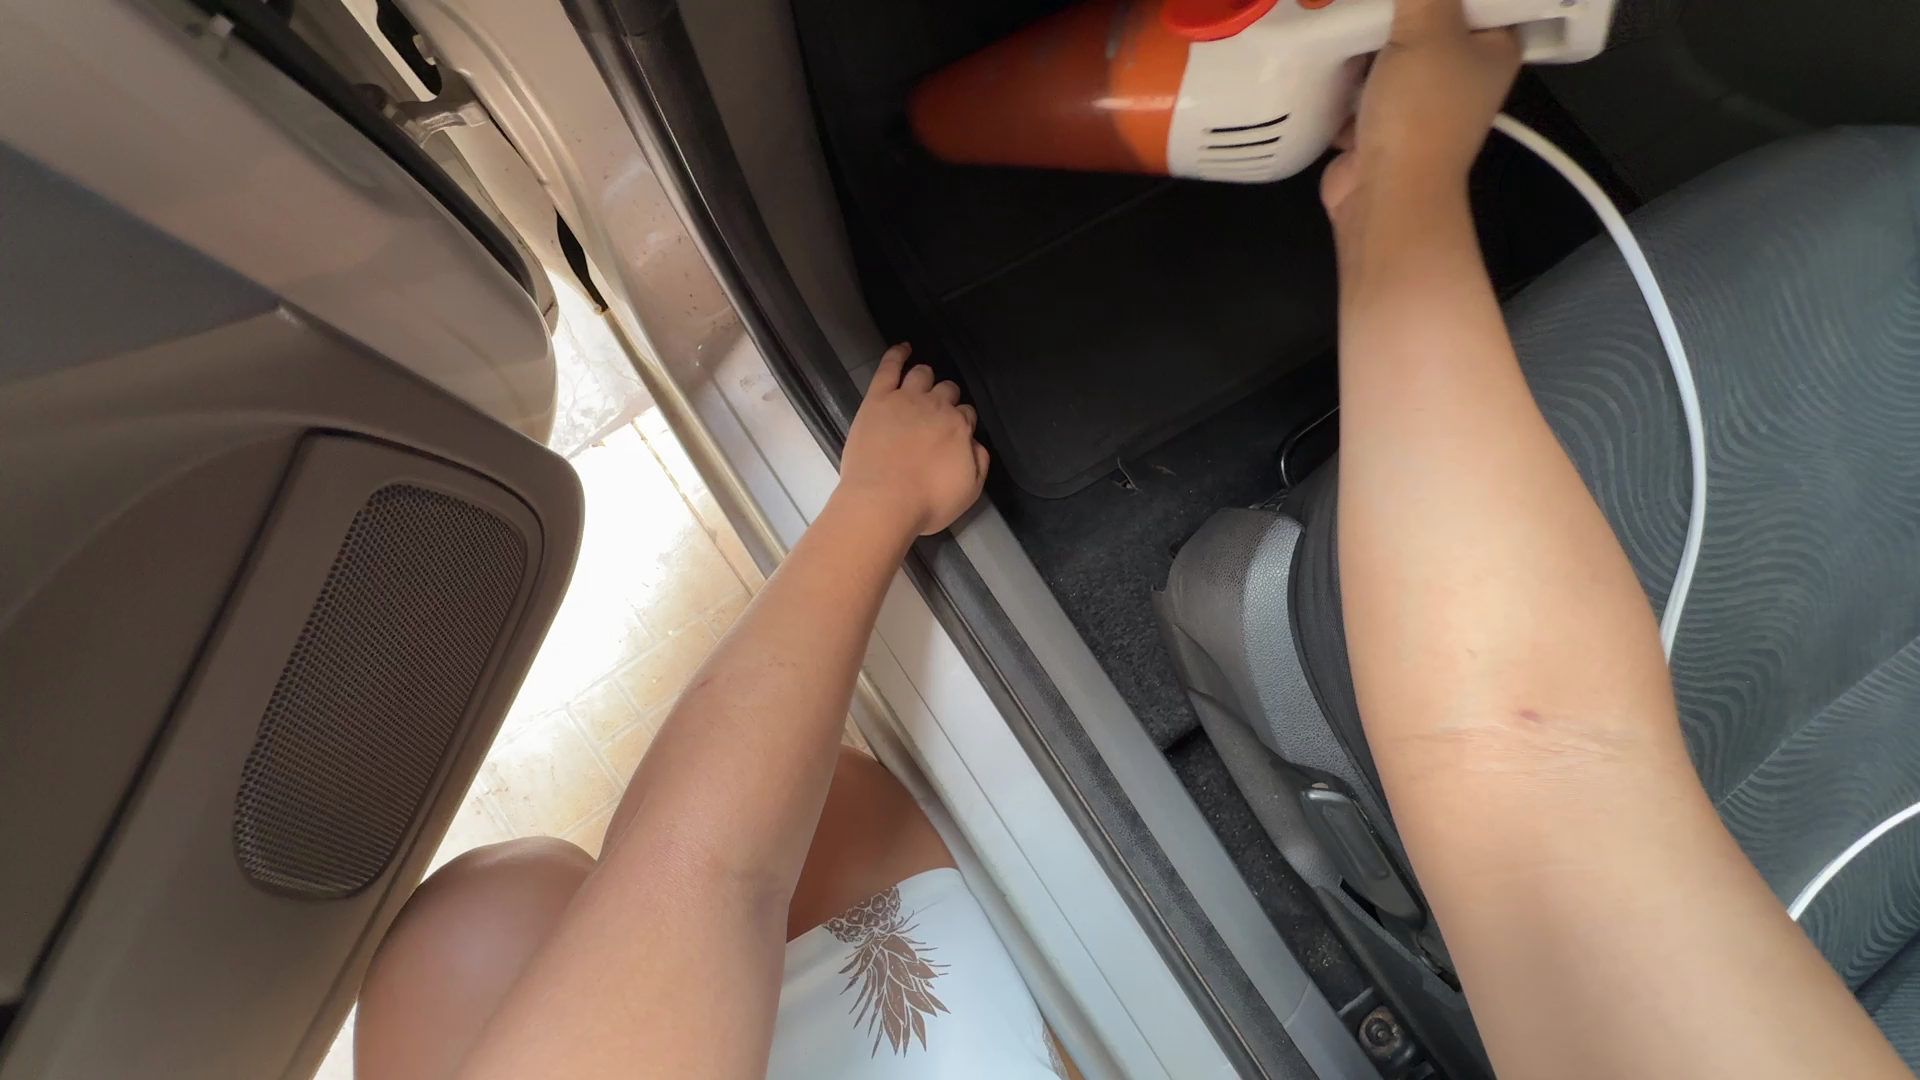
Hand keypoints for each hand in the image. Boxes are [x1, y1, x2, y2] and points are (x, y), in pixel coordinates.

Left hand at [836, 343, 989, 536]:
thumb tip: (976, 444)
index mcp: (959, 428)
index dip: (961, 423)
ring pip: (923, 374)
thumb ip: (979, 463)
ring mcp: (905, 399)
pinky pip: (889, 367)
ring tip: (922, 386)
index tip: (953, 434)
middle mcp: (936, 407)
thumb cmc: (927, 503)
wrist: (883, 502)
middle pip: (947, 391)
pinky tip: (903, 349)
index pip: (966, 415)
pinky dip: (898, 354)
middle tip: (936, 416)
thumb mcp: (969, 491)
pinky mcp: (878, 399)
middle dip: (946, 399)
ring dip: (927, 378)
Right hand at [1320, 0, 1520, 225]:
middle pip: (1426, 24)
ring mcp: (1414, 108)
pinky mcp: (1375, 133)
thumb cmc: (1420, 113)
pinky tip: (1325, 68)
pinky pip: (1357, 96)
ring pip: (1387, 61)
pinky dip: (1341, 88)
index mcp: (1492, 47)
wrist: (1384, 196)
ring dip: (1361, 49)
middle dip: (1394, 12)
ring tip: (1338, 21)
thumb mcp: (1428, 30)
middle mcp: (1457, 77)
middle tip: (1364, 0)